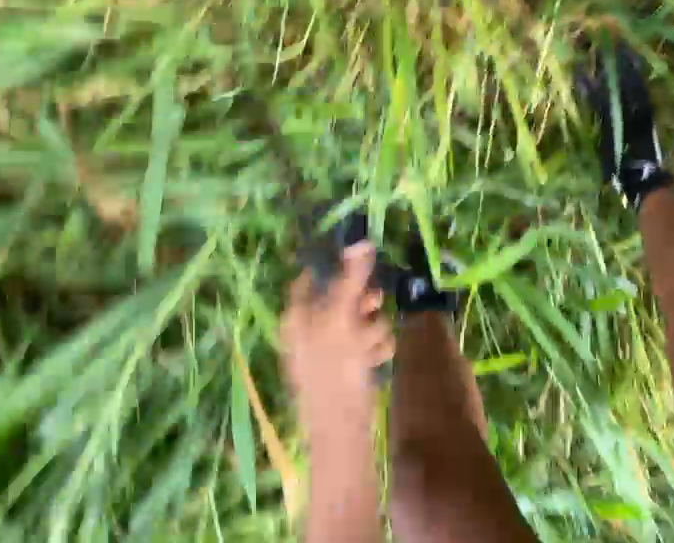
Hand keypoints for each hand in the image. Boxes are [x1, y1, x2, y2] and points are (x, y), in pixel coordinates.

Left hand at [280, 241, 394, 446]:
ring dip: (373, 329)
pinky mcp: (350, 364)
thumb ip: (352, 279)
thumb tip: (362, 241)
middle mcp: (311, 328)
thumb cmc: (331, 371)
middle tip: (370, 306)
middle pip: (344, 295)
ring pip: (362, 317)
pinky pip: (371, 341)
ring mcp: (331, 348)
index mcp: (297, 315)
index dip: (337, 267)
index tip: (361, 265)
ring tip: (370, 347)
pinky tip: (376, 360)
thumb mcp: (340, 319)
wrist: (342, 431)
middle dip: (363, 303)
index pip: (314, 275)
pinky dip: (376, 348)